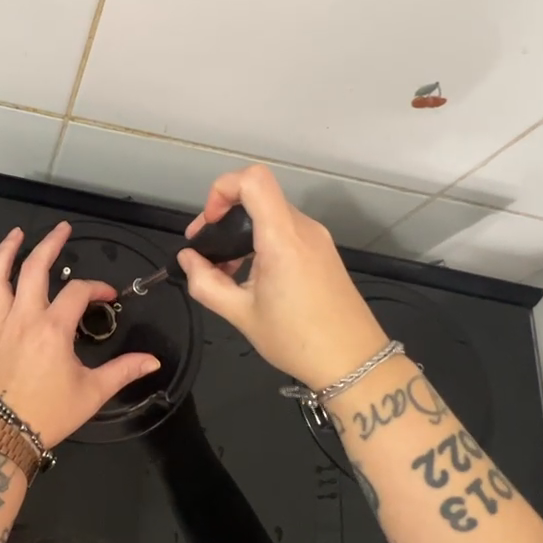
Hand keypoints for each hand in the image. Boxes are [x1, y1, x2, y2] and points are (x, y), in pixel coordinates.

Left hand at [0, 222, 161, 445]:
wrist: (4, 435)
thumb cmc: (49, 413)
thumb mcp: (93, 392)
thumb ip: (123, 371)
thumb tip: (153, 361)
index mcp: (53, 329)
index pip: (78, 293)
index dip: (96, 288)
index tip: (107, 296)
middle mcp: (23, 318)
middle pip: (34, 269)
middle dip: (50, 245)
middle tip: (62, 230)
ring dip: (6, 250)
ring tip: (16, 233)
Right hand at [179, 165, 389, 389]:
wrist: (355, 362)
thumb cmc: (297, 340)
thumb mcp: (241, 315)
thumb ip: (205, 283)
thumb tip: (187, 259)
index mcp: (283, 238)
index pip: (253, 179)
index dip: (223, 189)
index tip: (209, 224)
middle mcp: (303, 228)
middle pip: (258, 195)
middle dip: (224, 215)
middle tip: (205, 250)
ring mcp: (317, 238)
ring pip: (270, 213)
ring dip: (241, 231)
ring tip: (225, 269)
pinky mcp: (323, 251)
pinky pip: (286, 230)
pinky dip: (261, 241)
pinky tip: (250, 275)